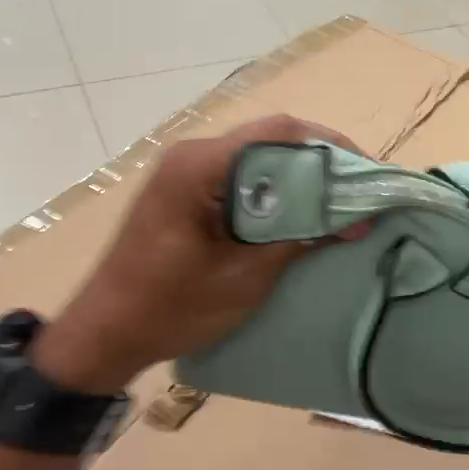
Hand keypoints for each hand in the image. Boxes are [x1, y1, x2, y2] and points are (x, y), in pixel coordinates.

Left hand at [30, 115, 363, 393]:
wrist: (102, 337)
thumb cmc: (171, 307)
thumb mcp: (246, 275)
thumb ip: (303, 237)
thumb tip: (361, 220)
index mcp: (201, 166)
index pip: (282, 133)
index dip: (332, 148)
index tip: (366, 177)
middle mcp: (193, 154)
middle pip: (274, 139)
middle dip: (322, 162)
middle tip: (359, 192)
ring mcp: (186, 170)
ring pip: (261, 155)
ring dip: (302, 176)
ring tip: (338, 202)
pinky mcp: (186, 189)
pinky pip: (243, 173)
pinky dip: (278, 188)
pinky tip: (301, 212)